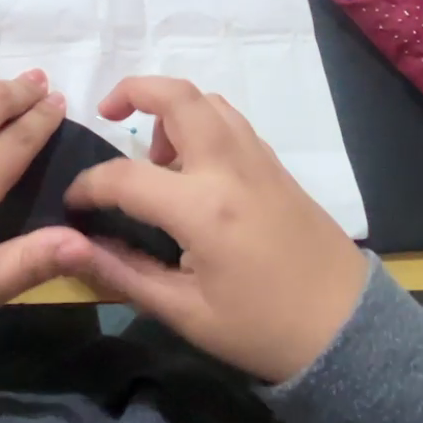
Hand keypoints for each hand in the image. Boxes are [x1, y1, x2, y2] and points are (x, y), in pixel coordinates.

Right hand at [63, 77, 369, 383]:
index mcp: (203, 207)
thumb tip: (73, 245)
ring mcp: (256, 157)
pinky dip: (198, 120)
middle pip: (176, 95)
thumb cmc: (263, 328)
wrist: (350, 331)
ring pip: (205, 99)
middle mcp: (229, 166)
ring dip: (170, 107)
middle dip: (132, 90)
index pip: (125, 177)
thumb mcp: (186, 313)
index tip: (72, 202)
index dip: (88, 186)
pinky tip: (191, 165)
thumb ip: (124, 272)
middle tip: (109, 115)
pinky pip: (228, 119)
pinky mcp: (274, 163)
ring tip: (155, 152)